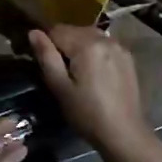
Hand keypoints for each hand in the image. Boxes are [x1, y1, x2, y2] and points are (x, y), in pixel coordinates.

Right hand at [29, 26, 152, 154]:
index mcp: (87, 44)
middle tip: (60, 71)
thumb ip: (46, 56)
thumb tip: (33, 32)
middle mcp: (105, 39)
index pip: (57, 30)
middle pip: (75, 30)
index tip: (44, 63)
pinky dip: (95, 51)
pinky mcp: (128, 57)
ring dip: (80, 47)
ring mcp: (120, 47)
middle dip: (64, 44)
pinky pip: (105, 45)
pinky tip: (94, 73)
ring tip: (77, 72)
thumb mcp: (60, 87)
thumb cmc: (87, 113)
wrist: (123, 132)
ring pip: (90, 36)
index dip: (46, 43)